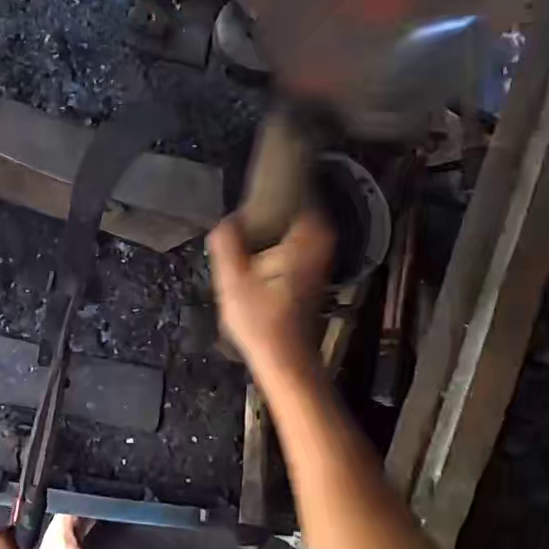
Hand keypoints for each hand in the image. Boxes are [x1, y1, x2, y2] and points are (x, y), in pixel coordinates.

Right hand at [208, 209, 333, 374]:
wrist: (284, 359)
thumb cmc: (261, 321)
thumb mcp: (232, 278)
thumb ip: (226, 240)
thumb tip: (227, 219)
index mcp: (309, 236)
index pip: (293, 190)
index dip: (266, 193)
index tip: (246, 202)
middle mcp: (321, 242)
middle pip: (288, 209)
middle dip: (262, 216)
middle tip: (239, 231)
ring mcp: (320, 258)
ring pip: (288, 229)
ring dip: (266, 233)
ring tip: (243, 247)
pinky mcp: (313, 272)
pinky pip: (291, 244)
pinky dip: (273, 248)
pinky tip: (255, 264)